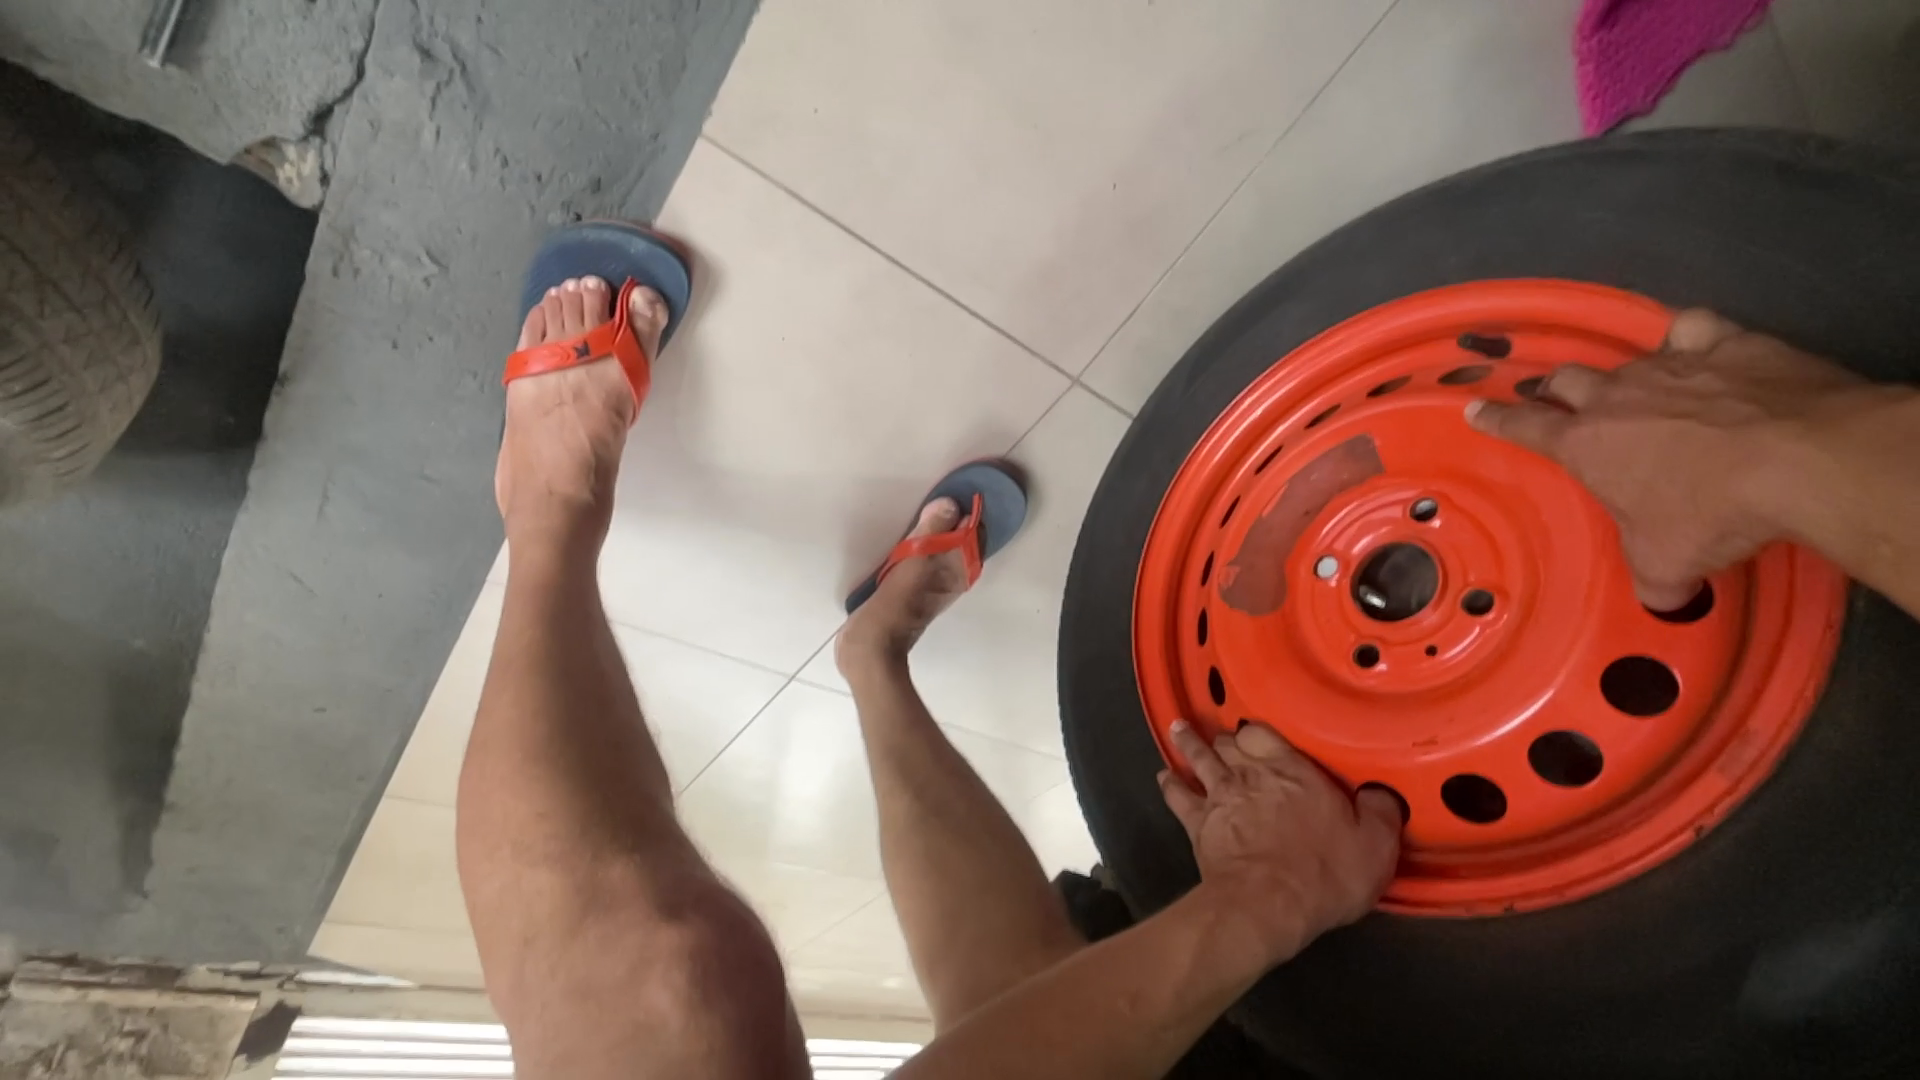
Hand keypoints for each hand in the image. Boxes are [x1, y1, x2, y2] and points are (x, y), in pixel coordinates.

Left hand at [1160, 720, 1400, 965]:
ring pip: (1199, 758)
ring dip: (1188, 743)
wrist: (1268, 903)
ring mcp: (1219, 796)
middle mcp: (1250, 774)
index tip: (1255, 733)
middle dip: (1226, 737)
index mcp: (1292, 771)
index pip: (1265, 734)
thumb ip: (1378, 812)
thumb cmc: (1325, 872)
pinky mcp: (1197, 822)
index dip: (1257, 732)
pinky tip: (1163, 776)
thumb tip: (1379, 791)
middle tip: (1222, 735)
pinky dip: (1169, 784)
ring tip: (1179, 729)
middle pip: (1229, 743)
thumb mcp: (1374, 845)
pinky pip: (1177, 796)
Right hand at [1465, 309, 1867, 610]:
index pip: (1521, 427)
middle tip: (1560, 400)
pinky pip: (1693, 328)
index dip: (1494, 419)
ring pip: (1622, 355)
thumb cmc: (1714, 513)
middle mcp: (1615, 399)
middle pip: (1565, 380)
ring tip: (1631, 381)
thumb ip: (1653, 581)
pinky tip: (1698, 347)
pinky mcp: (1728, 346)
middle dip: (1557, 389)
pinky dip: (1689, 337)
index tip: (1475, 409)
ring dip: (1621, 370)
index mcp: (1584, 445)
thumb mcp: (1669, 562)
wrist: (1807, 461)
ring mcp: (1670, 367)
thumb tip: (1662, 605)